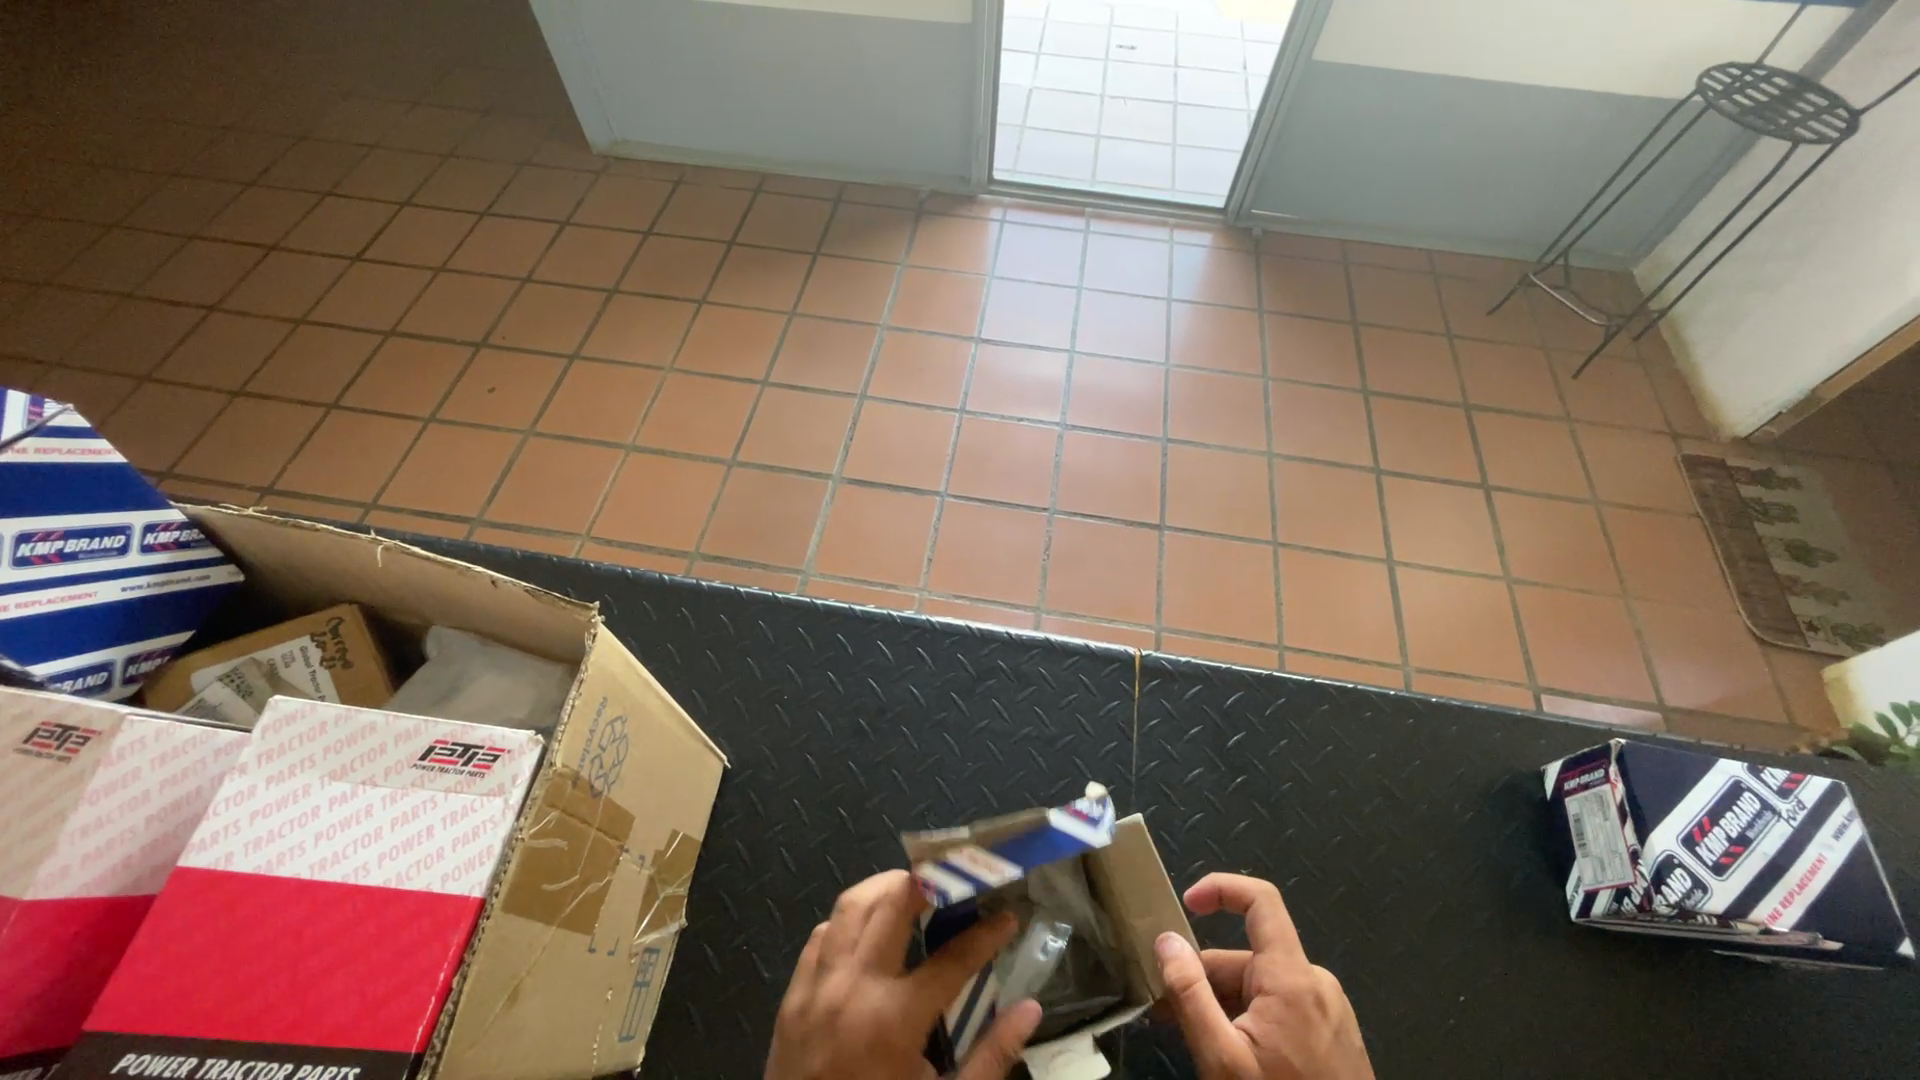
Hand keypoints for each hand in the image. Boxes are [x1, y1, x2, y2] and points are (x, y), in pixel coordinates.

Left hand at [766, 869, 1043, 1079]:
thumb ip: (991, 1056)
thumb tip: (1030, 1009)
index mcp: (895, 1020)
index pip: (952, 958)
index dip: (987, 933)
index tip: (1008, 915)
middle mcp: (853, 988)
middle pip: (892, 904)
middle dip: (927, 883)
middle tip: (953, 879)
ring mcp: (817, 987)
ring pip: (849, 906)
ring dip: (883, 889)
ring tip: (911, 891)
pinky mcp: (792, 996)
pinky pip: (820, 936)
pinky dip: (847, 921)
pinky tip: (867, 931)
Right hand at [1154, 873, 1373, 1079]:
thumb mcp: (1221, 1058)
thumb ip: (1189, 993)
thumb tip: (1166, 940)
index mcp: (1293, 978)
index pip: (1260, 901)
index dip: (1220, 888)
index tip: (1185, 905)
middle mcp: (1316, 983)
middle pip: (1248, 958)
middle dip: (1204, 978)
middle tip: (1165, 1013)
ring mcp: (1329, 1011)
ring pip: (1261, 988)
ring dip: (1222, 1005)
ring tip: (1190, 1039)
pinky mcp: (1334, 1037)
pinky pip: (1281, 1010)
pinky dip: (1248, 1020)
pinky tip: (1227, 1053)